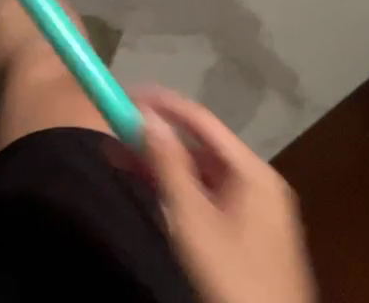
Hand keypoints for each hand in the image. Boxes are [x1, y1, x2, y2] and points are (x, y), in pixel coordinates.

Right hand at [138, 88, 315, 302]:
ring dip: (158, 162)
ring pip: (198, 170)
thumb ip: (168, 164)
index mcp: (253, 172)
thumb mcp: (192, 219)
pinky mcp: (244, 230)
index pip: (201, 120)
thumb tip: (146, 115)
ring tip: (117, 155)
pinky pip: (204, 193)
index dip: (161, 103)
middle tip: (113, 129)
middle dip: (154, 136)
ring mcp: (252, 207)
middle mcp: (256, 181)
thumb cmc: (231, 275)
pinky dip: (174, 186)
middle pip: (198, 144)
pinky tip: (143, 184)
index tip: (123, 94)